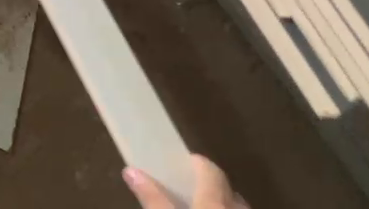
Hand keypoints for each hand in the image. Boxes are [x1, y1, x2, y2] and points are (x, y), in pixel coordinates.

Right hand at [124, 155, 247, 208]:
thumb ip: (153, 198)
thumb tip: (130, 169)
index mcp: (216, 199)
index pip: (209, 169)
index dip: (196, 163)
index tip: (181, 163)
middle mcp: (238, 207)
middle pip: (228, 191)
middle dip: (212, 189)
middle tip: (189, 194)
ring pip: (238, 208)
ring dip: (224, 206)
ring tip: (203, 208)